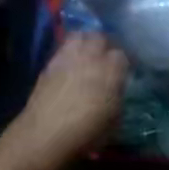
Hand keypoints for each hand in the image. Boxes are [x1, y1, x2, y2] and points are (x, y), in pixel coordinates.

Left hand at [6, 34, 128, 164]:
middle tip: (105, 57)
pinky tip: (69, 64)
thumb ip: (116, 97)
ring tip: (86, 54)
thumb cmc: (86, 133)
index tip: (122, 70)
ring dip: (85, 42)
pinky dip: (68, 51)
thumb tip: (113, 89)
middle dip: (104, 44)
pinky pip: (62, 49)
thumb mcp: (114, 120)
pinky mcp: (49, 64)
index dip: (122, 62)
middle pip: (100, 37)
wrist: (46, 134)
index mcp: (111, 70)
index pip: (121, 54)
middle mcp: (90, 57)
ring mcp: (67, 57)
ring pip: (79, 36)